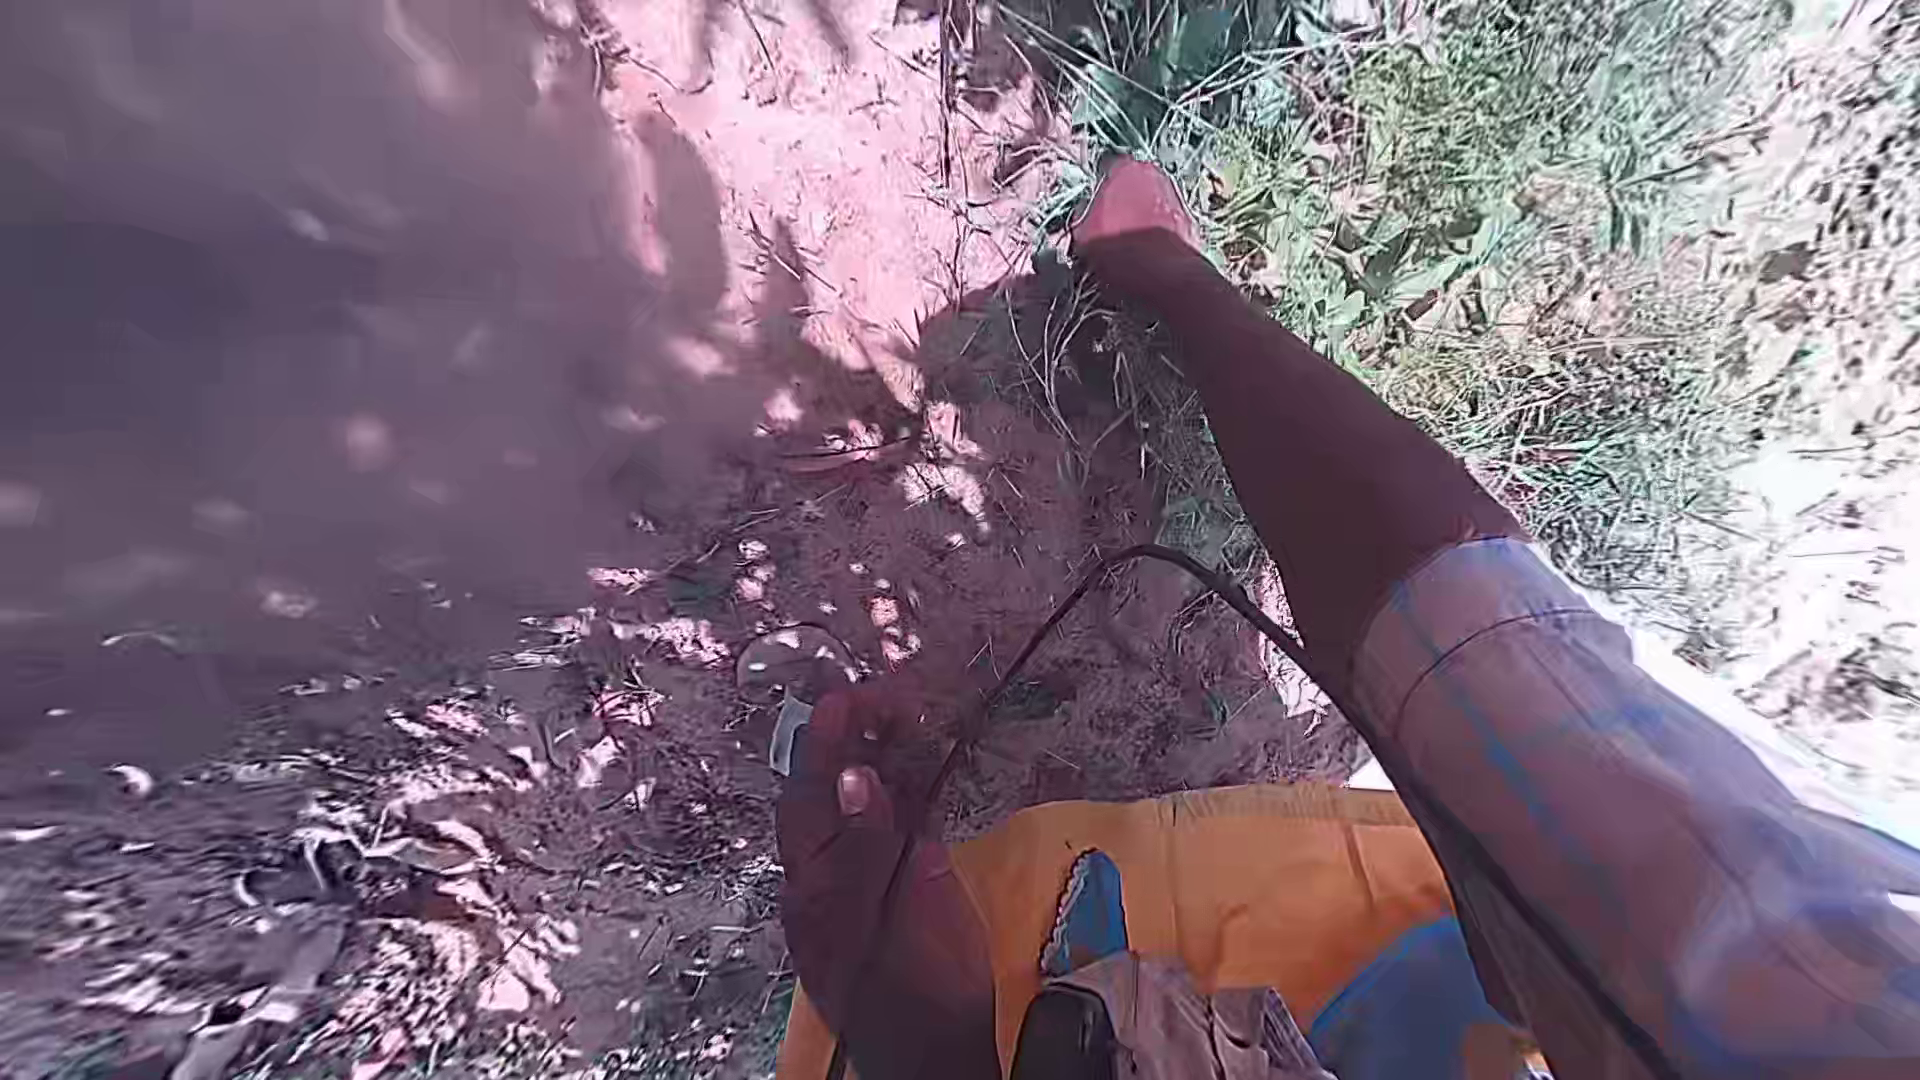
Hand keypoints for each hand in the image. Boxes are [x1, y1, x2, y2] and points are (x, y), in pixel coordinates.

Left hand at [777, 681, 997, 1078]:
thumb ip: (865, 843)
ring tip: (906, 711)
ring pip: (875, 787)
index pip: (810, 793)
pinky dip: (916, 773)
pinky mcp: (913, 857)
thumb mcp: (877, 915)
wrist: (943, 1038)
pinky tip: (926, 747)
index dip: (824, 743)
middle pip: (840, 781)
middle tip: (884, 698)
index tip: (842, 698)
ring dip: (888, 746)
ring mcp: (877, 853)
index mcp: (815, 873)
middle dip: (857, 734)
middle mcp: (840, 856)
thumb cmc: (905, 983)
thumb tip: (856, 777)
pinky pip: (908, 804)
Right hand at [1072, 156, 1199, 253]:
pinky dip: (1157, 235)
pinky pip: (1166, 224)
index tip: (1089, 213)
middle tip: (1107, 232)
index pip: (1105, 170)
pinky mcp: (1189, 219)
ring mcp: (1174, 195)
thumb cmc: (1119, 254)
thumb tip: (1082, 217)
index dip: (1096, 193)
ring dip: (1140, 220)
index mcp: (1123, 170)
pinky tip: (1146, 257)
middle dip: (1121, 204)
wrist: (1163, 276)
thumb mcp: (1084, 238)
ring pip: (1150, 204)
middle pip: (1131, 185)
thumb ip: (1082, 218)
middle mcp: (1153, 174)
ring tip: (1127, 249)